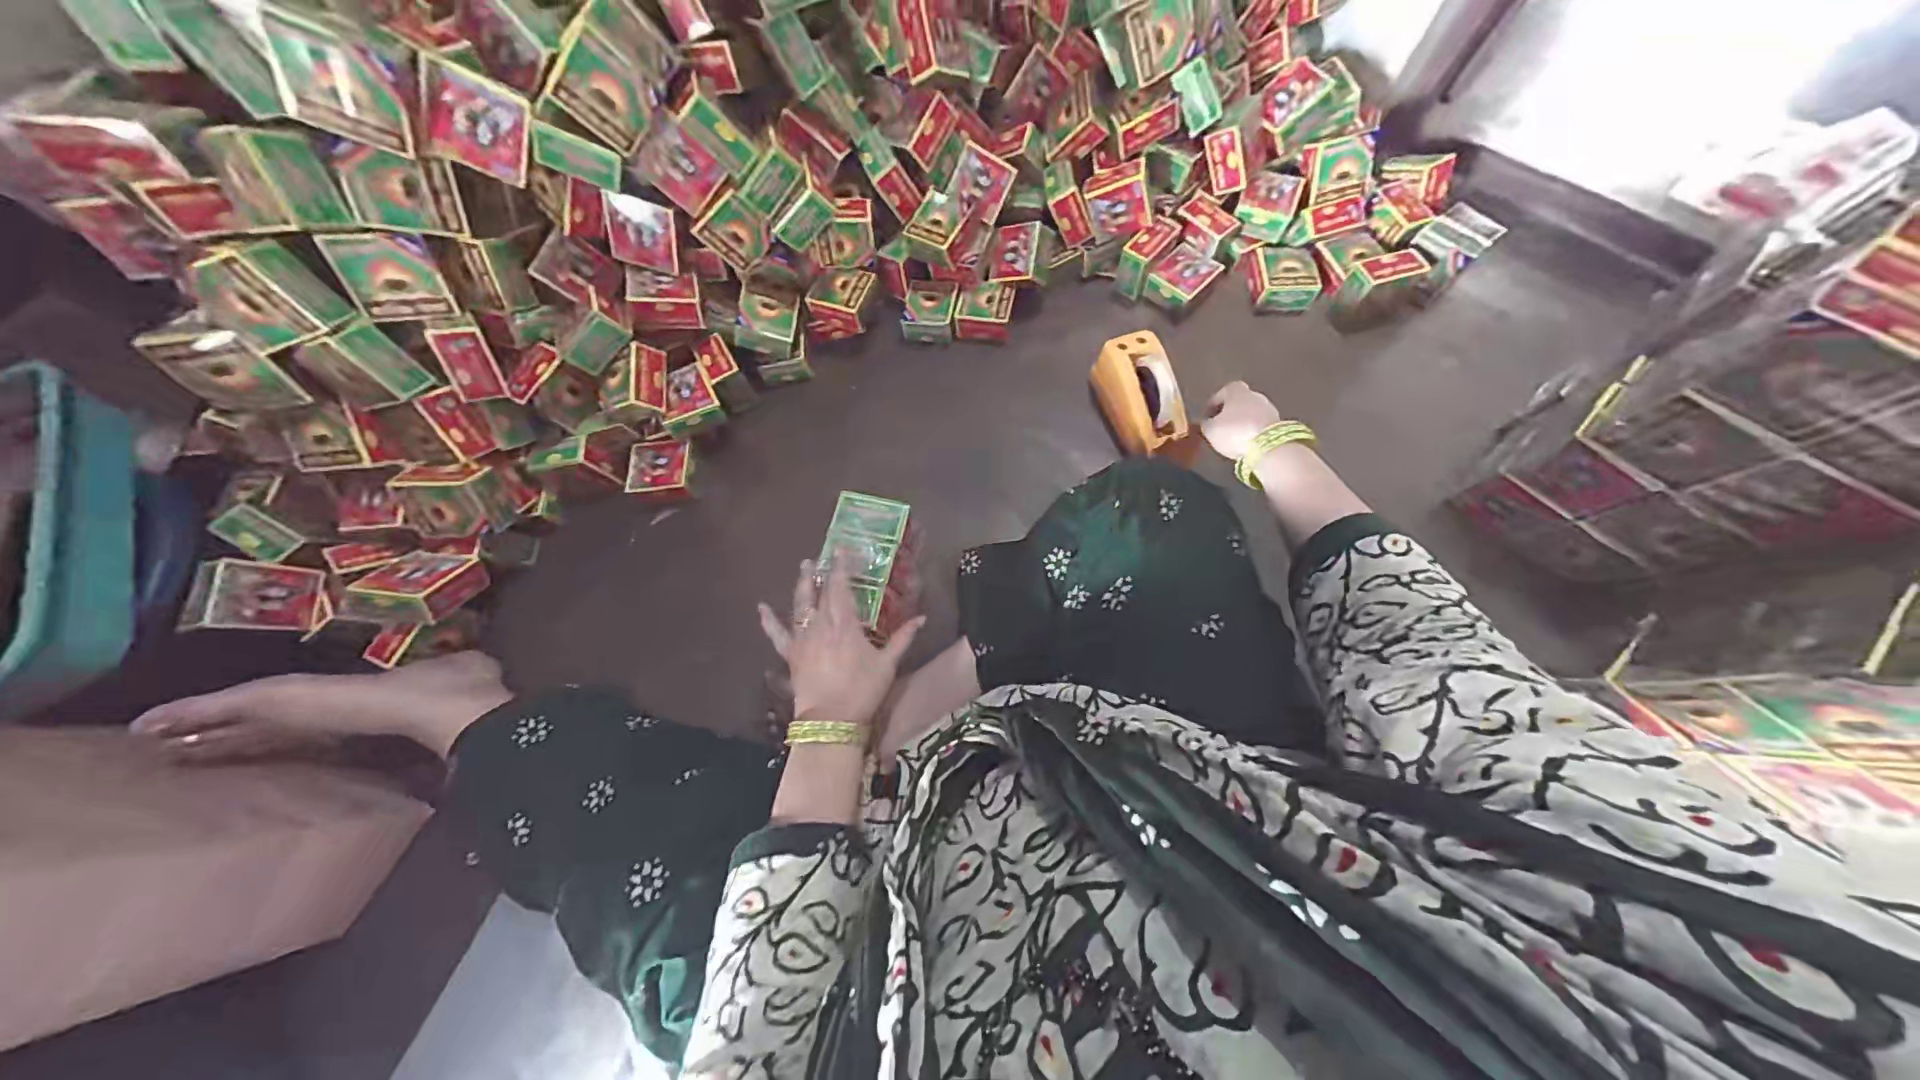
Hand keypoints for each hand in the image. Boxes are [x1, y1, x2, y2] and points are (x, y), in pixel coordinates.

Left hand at [759, 559, 924, 730]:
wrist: (831, 720)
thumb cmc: (862, 690)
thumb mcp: (888, 664)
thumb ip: (903, 638)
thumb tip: (922, 618)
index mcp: (844, 624)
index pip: (841, 587)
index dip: (841, 566)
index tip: (842, 550)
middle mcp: (821, 625)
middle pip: (817, 592)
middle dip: (819, 572)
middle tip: (820, 557)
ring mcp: (803, 639)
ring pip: (799, 606)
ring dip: (801, 586)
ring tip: (804, 570)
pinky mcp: (791, 655)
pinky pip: (777, 634)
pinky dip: (769, 621)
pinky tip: (762, 608)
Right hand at [1200, 380, 1281, 461]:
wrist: (1268, 446)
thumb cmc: (1234, 432)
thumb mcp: (1211, 430)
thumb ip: (1206, 424)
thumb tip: (1206, 422)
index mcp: (1236, 391)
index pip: (1224, 391)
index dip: (1215, 402)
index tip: (1208, 415)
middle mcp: (1255, 395)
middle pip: (1240, 401)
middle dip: (1230, 412)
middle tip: (1220, 426)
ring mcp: (1269, 408)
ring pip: (1251, 412)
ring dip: (1242, 421)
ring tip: (1233, 436)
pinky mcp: (1278, 423)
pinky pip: (1260, 424)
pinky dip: (1252, 430)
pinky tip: (1246, 441)